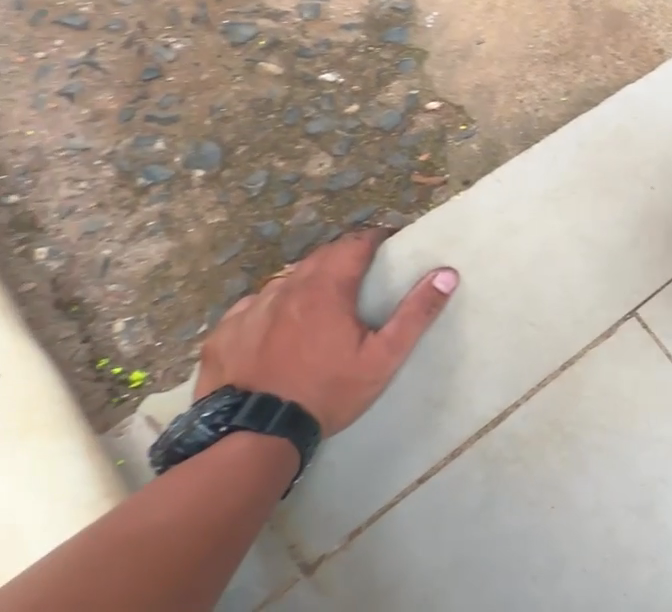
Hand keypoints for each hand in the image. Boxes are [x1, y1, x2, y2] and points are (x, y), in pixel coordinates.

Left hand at [195, 229, 458, 435]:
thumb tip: (447, 273)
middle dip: (342, 256)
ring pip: (284, 281)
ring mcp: (248, 312)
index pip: (352, 245)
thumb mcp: (384, 357)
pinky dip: (270, 306)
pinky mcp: (222, 335)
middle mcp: (284, 291)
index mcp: (325, 290)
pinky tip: (276, 326)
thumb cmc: (327, 392)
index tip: (387, 241)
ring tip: (320, 299)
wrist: (253, 436)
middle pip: (318, 258)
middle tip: (361, 269)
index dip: (372, 238)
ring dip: (307, 280)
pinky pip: (250, 306)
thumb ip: (416, 313)